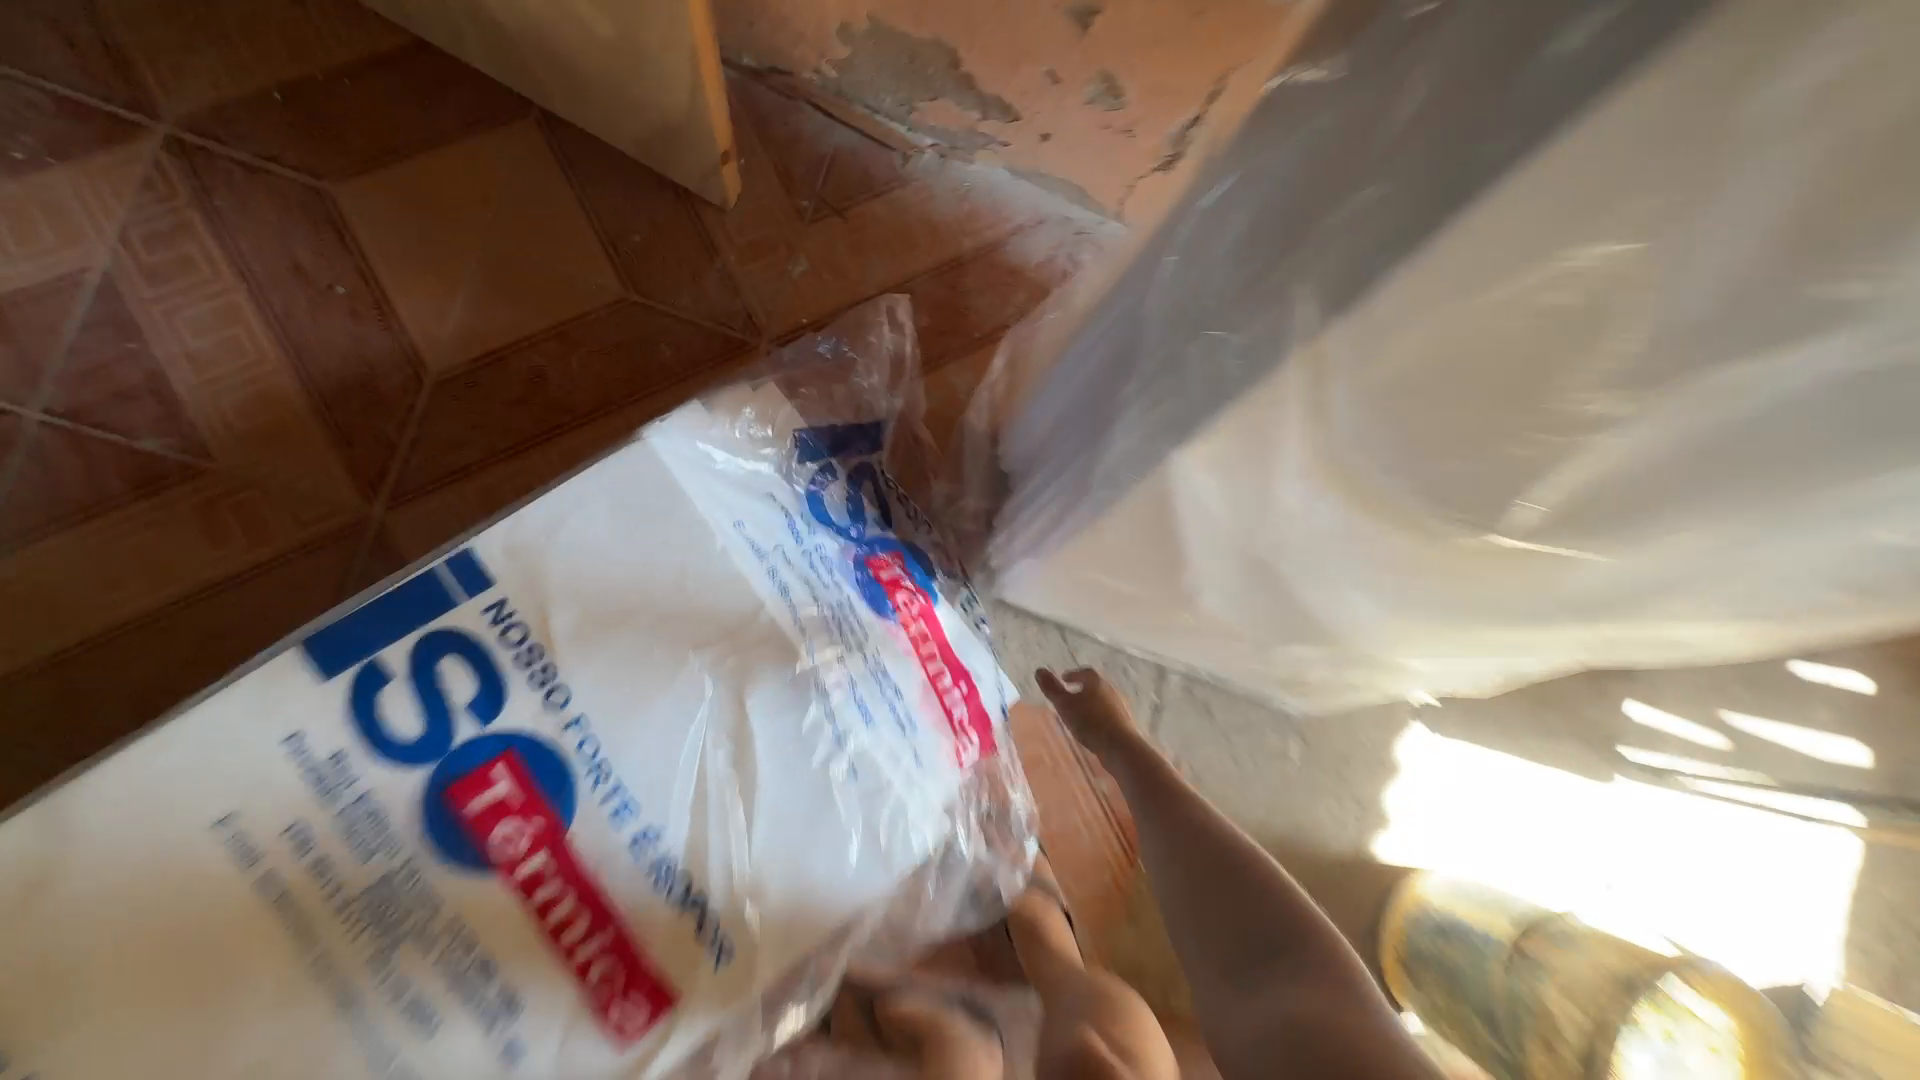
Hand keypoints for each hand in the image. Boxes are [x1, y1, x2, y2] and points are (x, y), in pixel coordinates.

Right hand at [1035, 667, 1144, 768]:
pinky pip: (1107, 713)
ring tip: (1078, 712)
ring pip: (1101, 699)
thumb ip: (1051, 688)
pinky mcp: (1123, 722)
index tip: (1064, 679)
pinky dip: (1097, 715)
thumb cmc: (1089, 722)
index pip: (1084, 672)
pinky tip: (1091, 726)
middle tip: (1070, 694)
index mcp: (1096, 682)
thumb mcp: (1064, 704)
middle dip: (1082, 688)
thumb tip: (1039, 670)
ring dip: (1090, 702)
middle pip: (1095, 685)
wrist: (1119, 746)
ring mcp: (1119, 706)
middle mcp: (1110, 690)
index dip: (1073, 674)